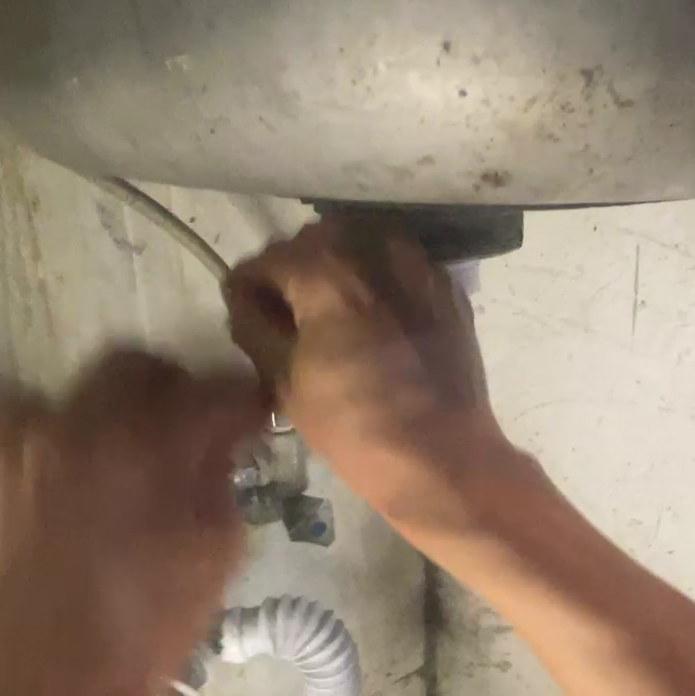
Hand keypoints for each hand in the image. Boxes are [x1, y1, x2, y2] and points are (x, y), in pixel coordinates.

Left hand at [0, 350, 265, 695]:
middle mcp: (83, 429)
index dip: (247, 400)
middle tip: (206, 427)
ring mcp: (29, 447)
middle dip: (183, 388)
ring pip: (85, 385)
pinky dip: (55, 420)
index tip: (262, 416)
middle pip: (142, 367)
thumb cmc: (149, 634)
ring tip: (144, 444)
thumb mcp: (215, 553)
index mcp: (149, 450)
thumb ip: (220, 479)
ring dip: (126, 402)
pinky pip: (21, 413)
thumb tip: (225, 440)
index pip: (213, 393)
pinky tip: (76, 455)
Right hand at [224, 221, 518, 524]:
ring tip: (337, 317)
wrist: (441, 453)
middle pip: (316, 241)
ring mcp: (420, 267)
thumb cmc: (354, 424)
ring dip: (341, 270)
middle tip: (291, 317)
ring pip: (363, 245)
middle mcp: (374, 251)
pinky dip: (382, 282)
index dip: (248, 289)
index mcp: (325, 271)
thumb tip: (246, 300)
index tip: (247, 319)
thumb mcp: (285, 381)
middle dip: (295, 271)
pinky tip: (380, 321)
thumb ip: (255, 327)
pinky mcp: (448, 289)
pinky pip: (402, 267)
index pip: (266, 259)